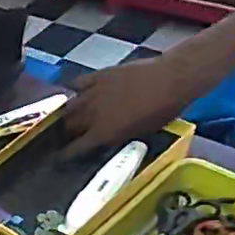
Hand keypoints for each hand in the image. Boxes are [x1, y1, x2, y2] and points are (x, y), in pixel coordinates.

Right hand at [59, 58, 197, 158]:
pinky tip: (75, 93)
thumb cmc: (163, 110)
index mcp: (102, 133)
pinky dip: (74, 90)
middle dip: (64, 135)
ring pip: (68, 107)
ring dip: (66, 115)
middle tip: (66, 138)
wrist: (173, 78)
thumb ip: (117, 137)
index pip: (74, 149)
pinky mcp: (98, 76)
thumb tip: (105, 140)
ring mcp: (92, 93)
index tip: (61, 158)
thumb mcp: (140, 132)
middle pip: (67, 128)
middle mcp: (91, 114)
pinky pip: (77, 83)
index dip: (65, 155)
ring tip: (66, 118)